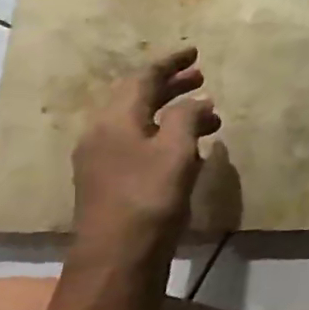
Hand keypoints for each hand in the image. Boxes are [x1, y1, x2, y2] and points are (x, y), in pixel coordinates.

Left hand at [71, 47, 221, 262]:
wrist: (117, 257)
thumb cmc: (149, 197)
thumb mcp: (177, 152)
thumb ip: (187, 118)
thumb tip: (196, 100)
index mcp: (114, 120)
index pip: (141, 78)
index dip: (169, 63)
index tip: (194, 52)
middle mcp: (101, 133)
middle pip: (136, 98)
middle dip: (170, 85)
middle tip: (201, 77)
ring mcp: (102, 159)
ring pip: (140, 122)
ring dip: (171, 113)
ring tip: (207, 115)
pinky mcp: (110, 181)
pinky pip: (139, 143)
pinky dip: (164, 135)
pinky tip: (188, 148)